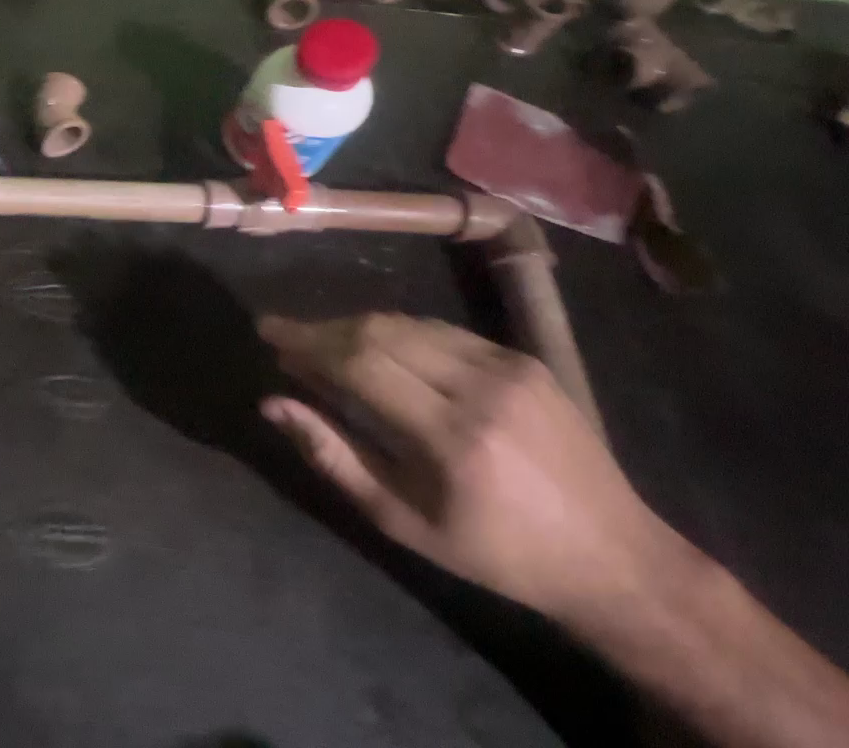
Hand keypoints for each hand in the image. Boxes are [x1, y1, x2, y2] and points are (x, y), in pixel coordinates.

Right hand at [256, 313, 673, 621]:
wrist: (613, 556)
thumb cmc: (493, 552)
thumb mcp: (400, 519)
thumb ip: (333, 456)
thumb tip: (273, 405)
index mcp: (450, 436)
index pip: (360, 363)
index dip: (306, 342)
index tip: (266, 333)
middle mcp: (482, 388)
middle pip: (381, 333)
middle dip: (322, 329)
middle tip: (283, 335)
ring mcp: (511, 369)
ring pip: (410, 324)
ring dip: (355, 327)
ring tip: (319, 341)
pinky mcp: (527, 363)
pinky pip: (443, 332)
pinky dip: (397, 332)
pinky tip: (375, 347)